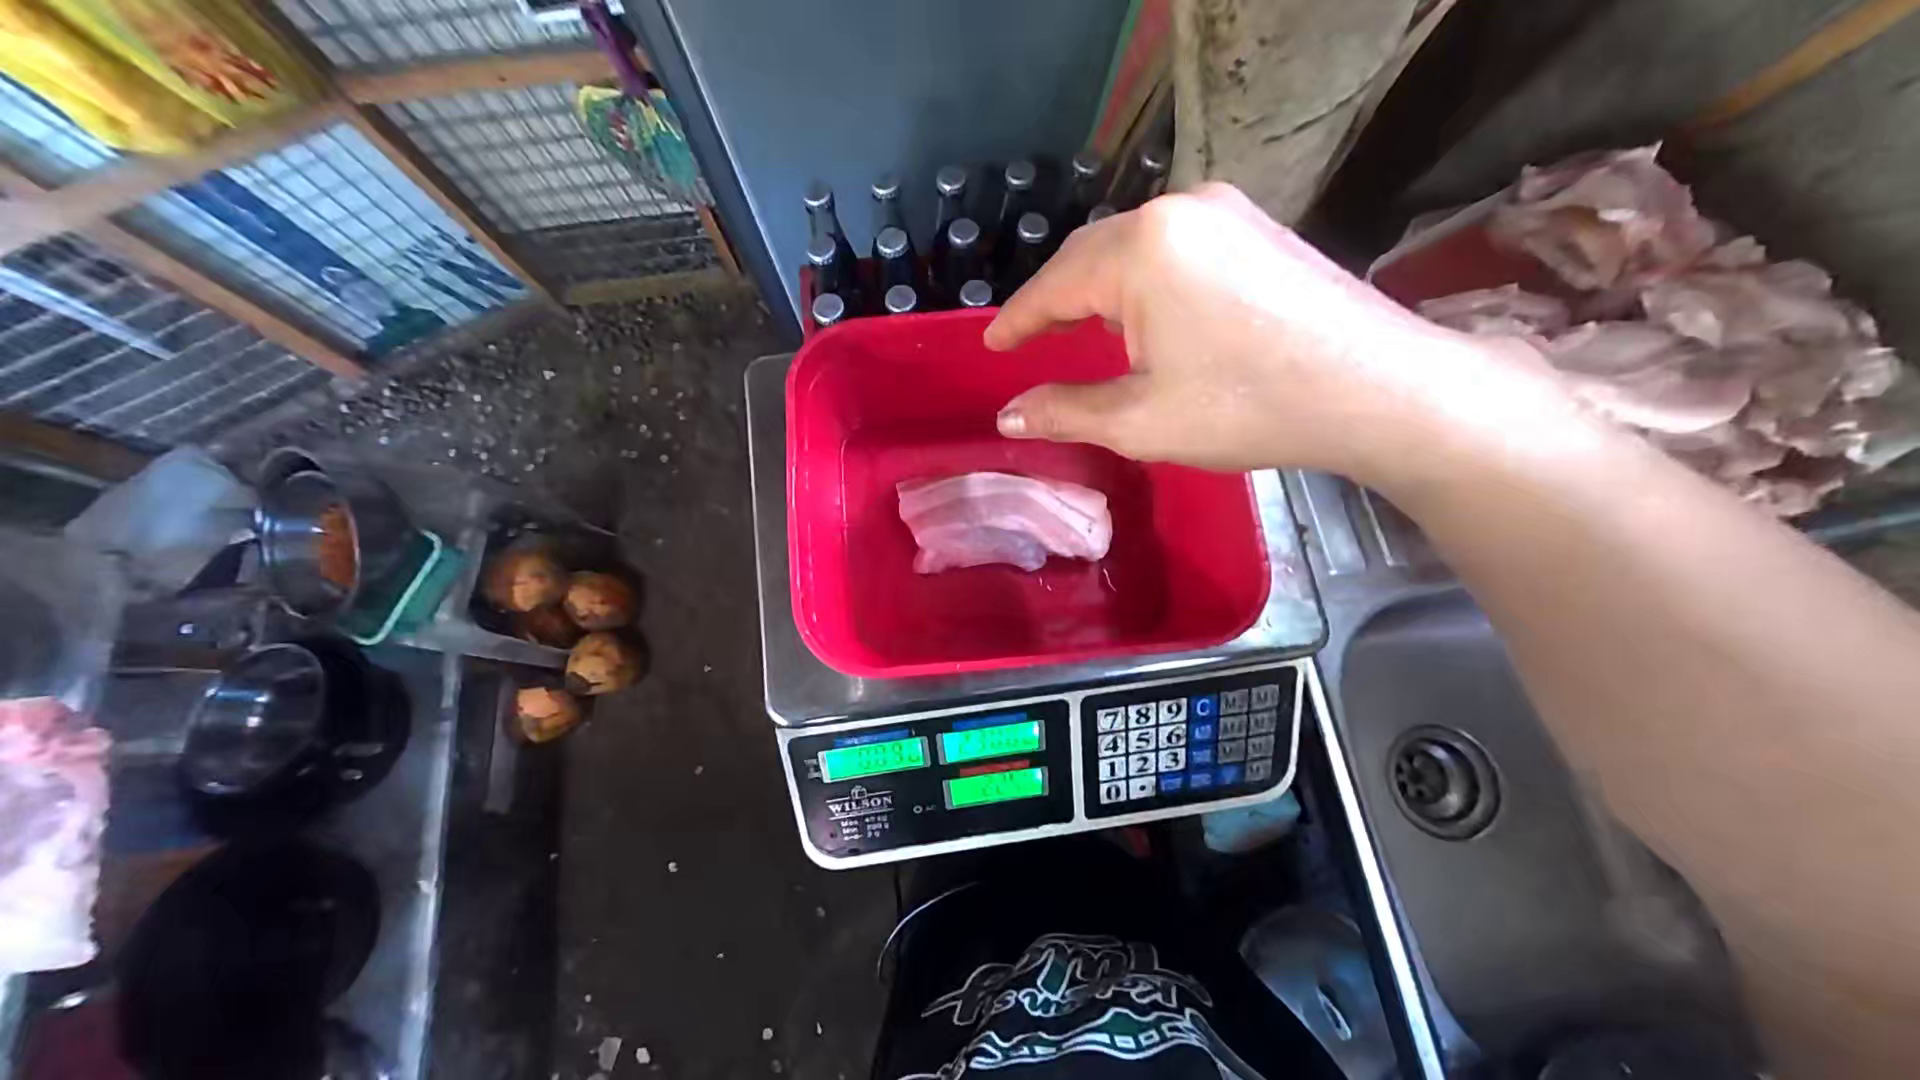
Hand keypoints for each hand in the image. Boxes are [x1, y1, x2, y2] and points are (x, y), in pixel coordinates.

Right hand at [986, 183, 1574, 484]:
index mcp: (1141, 249)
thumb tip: (1008, 416)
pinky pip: (1174, 248)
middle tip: (1029, 340)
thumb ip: (1064, 411)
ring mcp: (1225, 211)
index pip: (1053, 284)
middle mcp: (1178, 209)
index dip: (1017, 320)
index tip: (992, 346)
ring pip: (1133, 247)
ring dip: (1098, 289)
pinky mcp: (1256, 228)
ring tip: (1078, 329)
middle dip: (1055, 300)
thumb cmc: (1247, 407)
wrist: (1378, 391)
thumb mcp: (1139, 420)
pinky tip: (1142, 313)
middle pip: (1090, 254)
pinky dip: (1142, 280)